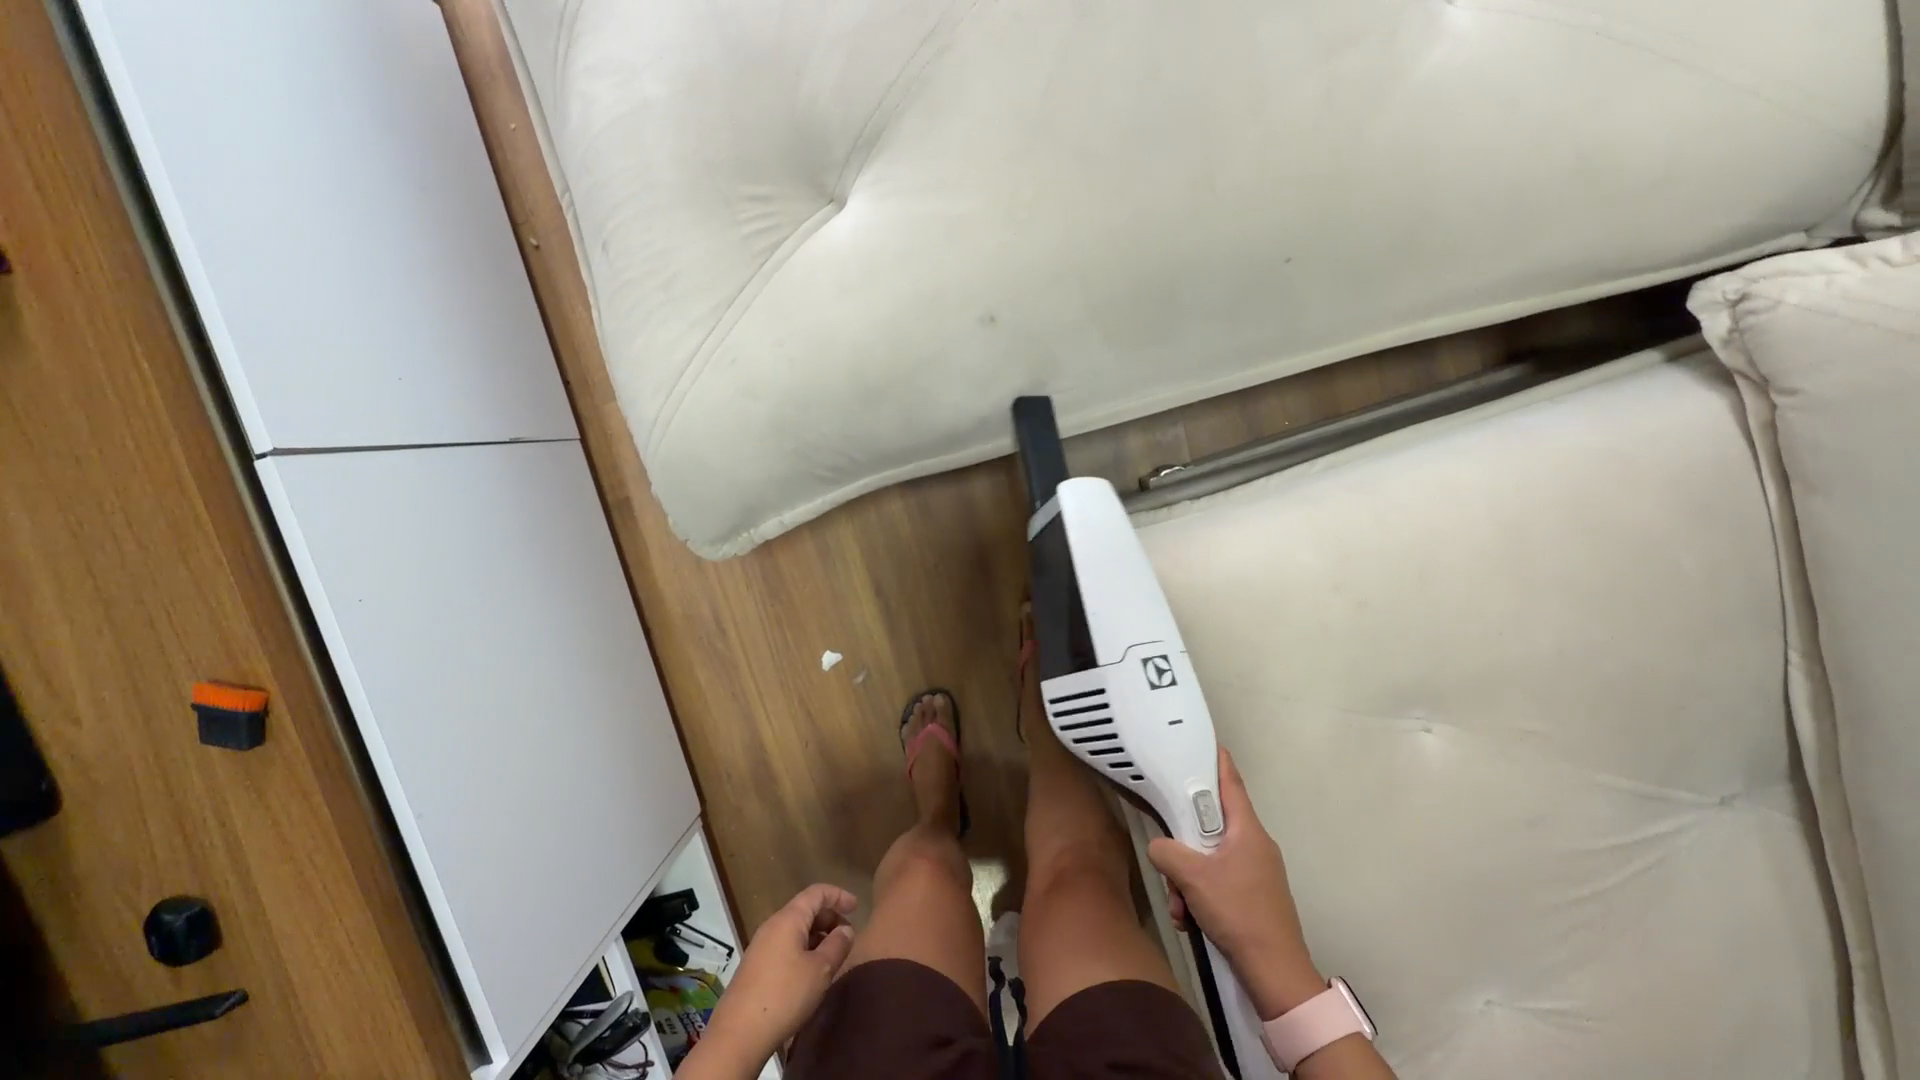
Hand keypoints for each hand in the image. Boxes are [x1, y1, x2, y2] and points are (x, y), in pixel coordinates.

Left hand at [691, 884, 857, 1073]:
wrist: (739, 1034)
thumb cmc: (785, 995)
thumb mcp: (820, 969)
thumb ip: (838, 945)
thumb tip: (846, 929)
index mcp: (788, 919)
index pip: (816, 893)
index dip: (838, 895)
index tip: (857, 907)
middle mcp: (772, 927)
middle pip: (805, 910)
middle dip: (829, 917)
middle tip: (848, 936)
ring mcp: (761, 947)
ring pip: (795, 930)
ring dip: (817, 936)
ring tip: (834, 955)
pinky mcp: (756, 968)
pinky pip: (785, 947)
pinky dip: (804, 950)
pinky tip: (812, 973)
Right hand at [1148, 748, 1323, 1018]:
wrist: (1274, 970)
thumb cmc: (1238, 911)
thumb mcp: (1192, 877)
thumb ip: (1166, 851)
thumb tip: (1159, 847)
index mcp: (1247, 830)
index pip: (1230, 783)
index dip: (1216, 762)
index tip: (1204, 742)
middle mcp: (1253, 845)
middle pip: (1209, 828)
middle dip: (1182, 847)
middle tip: (1168, 865)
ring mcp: (1255, 872)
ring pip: (1208, 860)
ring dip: (1186, 881)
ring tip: (1181, 907)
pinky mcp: (1251, 897)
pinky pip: (1216, 884)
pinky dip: (1199, 898)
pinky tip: (1191, 921)